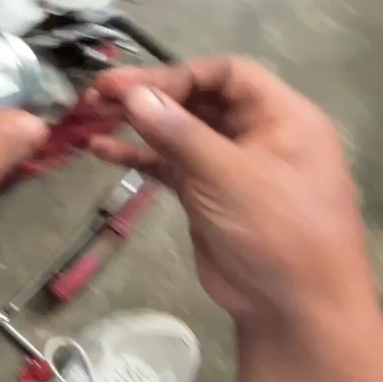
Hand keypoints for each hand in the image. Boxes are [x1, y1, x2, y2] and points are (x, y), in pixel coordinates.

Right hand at [84, 57, 371, 328]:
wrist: (293, 307)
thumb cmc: (276, 231)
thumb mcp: (227, 176)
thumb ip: (177, 132)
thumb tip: (132, 93)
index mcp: (282, 118)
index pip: (225, 74)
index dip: (177, 75)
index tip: (131, 88)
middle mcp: (255, 133)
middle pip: (195, 98)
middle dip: (146, 95)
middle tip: (96, 94)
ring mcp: (227, 163)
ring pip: (175, 129)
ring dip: (134, 122)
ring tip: (90, 116)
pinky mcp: (204, 190)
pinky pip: (166, 161)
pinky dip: (135, 154)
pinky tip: (101, 150)